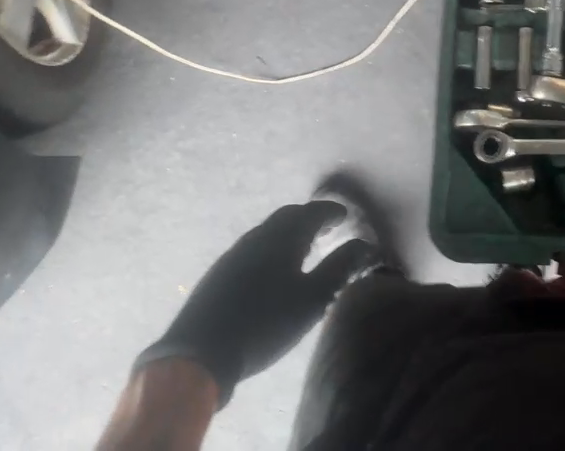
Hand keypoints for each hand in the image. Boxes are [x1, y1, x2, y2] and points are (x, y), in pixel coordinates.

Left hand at [135, 201, 377, 406]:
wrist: (200, 352)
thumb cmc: (266, 322)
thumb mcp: (312, 299)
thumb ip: (340, 268)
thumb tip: (364, 244)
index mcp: (284, 237)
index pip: (313, 212)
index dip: (331, 212)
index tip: (344, 217)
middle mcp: (259, 236)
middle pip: (288, 216)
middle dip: (309, 218)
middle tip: (326, 229)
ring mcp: (235, 254)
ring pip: (268, 231)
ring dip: (288, 233)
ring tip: (302, 249)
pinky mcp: (219, 273)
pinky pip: (253, 247)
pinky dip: (271, 247)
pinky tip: (272, 269)